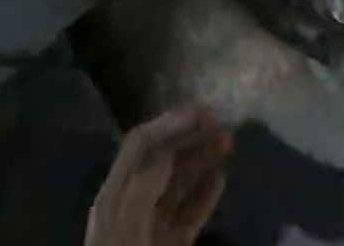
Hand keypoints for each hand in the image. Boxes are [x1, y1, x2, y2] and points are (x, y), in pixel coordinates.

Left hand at [84, 107, 231, 245]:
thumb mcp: (127, 231)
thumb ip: (142, 191)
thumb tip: (164, 152)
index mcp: (115, 197)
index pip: (141, 144)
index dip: (170, 122)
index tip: (203, 112)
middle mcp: (130, 206)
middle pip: (160, 159)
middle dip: (190, 137)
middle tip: (222, 123)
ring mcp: (149, 230)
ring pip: (176, 185)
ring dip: (201, 160)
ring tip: (228, 144)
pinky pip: (186, 217)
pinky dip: (203, 197)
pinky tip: (220, 181)